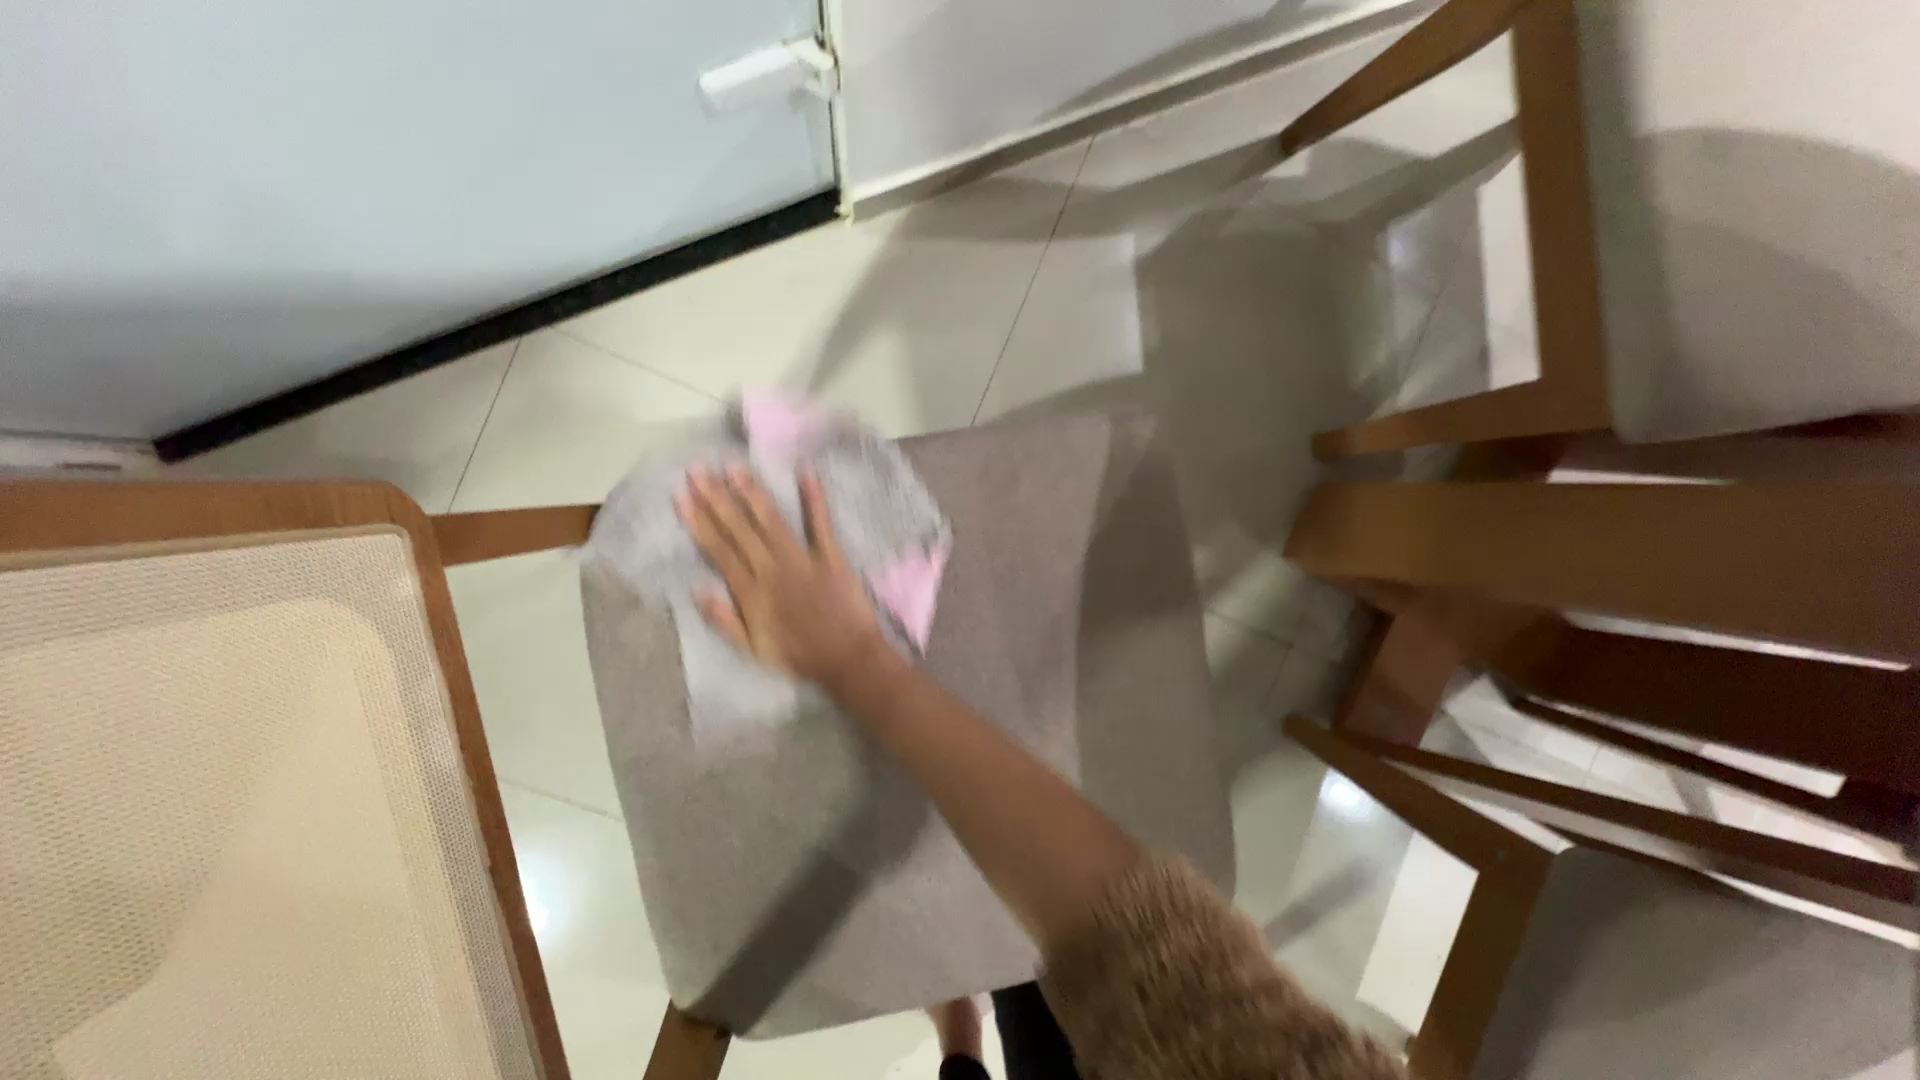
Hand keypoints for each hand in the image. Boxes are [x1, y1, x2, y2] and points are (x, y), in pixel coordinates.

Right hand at [676, 464, 887, 686]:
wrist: (848, 659)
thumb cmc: (799, 657)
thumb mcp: (753, 650)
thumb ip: (724, 620)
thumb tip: (697, 589)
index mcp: (751, 592)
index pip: (718, 550)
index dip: (699, 521)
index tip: (682, 496)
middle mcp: (772, 569)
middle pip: (739, 528)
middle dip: (716, 498)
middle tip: (698, 469)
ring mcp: (802, 560)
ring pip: (771, 521)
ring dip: (752, 492)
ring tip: (735, 467)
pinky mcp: (831, 557)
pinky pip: (821, 524)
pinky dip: (814, 499)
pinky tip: (806, 473)